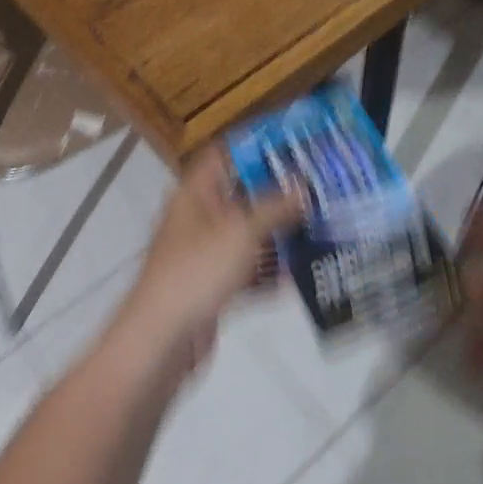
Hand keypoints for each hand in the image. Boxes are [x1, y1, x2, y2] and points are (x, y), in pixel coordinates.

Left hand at [110, 145, 304, 374]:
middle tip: (318, 189)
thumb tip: (302, 186)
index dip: (254, 147)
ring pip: (245, 237)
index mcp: (194, 193)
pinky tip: (300, 276)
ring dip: (277, 236)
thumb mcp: (240, 231)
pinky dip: (269, 274)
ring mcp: (203, 255)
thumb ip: (273, 207)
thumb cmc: (197, 271)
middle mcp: (197, 219)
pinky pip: (246, 273)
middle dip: (276, 195)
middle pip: (239, 197)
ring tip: (320, 228)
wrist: (163, 339)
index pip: (224, 156)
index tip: (293, 145)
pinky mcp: (211, 288)